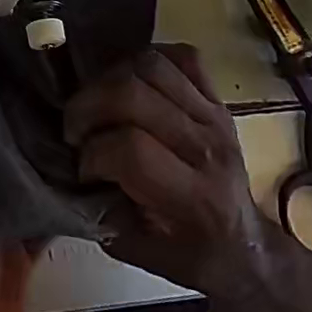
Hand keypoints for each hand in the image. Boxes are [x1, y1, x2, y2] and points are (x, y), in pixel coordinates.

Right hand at [64, 44, 296, 309]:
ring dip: (110, 78)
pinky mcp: (218, 99)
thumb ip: (100, 212)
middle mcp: (207, 147)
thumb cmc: (190, 255)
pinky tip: (128, 81)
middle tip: (74, 129)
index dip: (92, 153)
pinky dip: (148, 59)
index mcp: (193, 197)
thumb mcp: (137, 251)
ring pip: (153, 67)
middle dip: (88, 107)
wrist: (246, 244)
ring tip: (96, 103)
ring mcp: (215, 116)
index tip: (82, 169)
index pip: (131, 150)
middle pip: (134, 95)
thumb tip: (64, 173)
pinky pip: (183, 57)